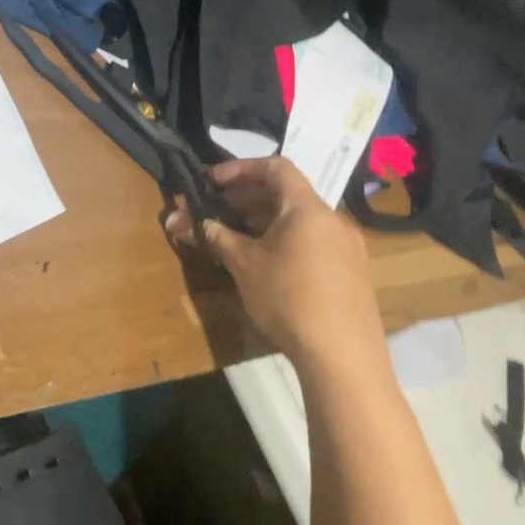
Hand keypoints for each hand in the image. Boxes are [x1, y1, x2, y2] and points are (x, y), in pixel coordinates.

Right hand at [165, 157, 384, 370]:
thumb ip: (212, 235)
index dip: (239, 168)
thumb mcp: (242, 263)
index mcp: (308, 210)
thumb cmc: (288, 298)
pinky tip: (259, 259)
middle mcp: (332, 221)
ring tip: (228, 234)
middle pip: (285, 193)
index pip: (276, 167)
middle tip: (211, 209)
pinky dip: (280, 237)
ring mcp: (345, 247)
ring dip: (259, 218)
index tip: (211, 182)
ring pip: (296, 218)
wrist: (343, 357)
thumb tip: (175, 220)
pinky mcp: (348, 271)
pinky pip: (309, 239)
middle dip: (243, 196)